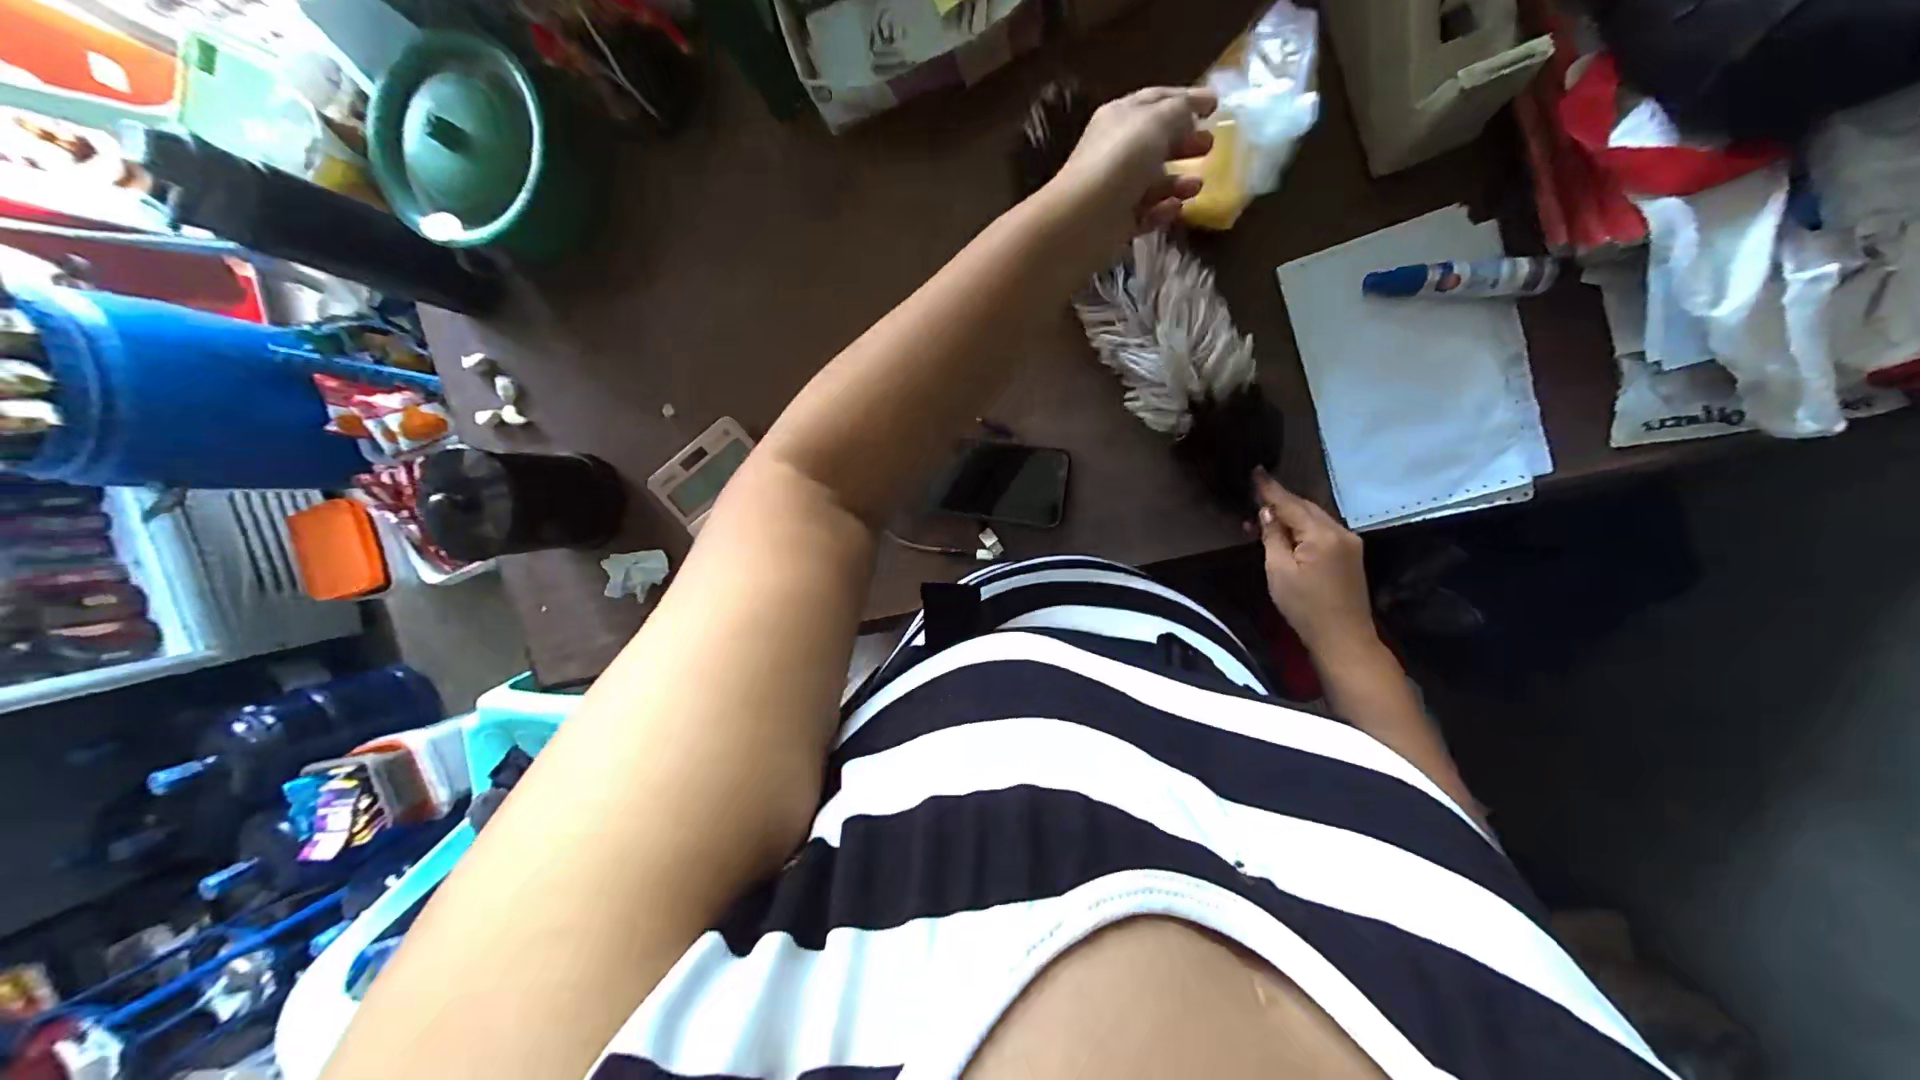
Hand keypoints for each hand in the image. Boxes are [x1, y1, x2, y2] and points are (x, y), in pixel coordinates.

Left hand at [1044, 87, 1215, 247]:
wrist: (1084, 218)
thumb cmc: (1121, 159)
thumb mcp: (1157, 121)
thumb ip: (1180, 111)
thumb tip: (1191, 113)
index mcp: (1121, 116)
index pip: (1157, 100)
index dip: (1187, 99)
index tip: (1215, 104)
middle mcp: (1117, 150)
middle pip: (1156, 143)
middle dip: (1185, 142)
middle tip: (1210, 145)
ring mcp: (1116, 188)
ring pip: (1154, 181)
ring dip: (1179, 181)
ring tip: (1198, 184)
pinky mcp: (1118, 222)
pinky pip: (1146, 213)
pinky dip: (1162, 210)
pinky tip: (1176, 208)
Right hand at [1251, 469, 1378, 662]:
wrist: (1343, 638)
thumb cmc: (1305, 607)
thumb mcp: (1279, 571)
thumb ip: (1273, 537)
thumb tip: (1268, 513)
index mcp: (1322, 534)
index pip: (1290, 504)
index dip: (1270, 489)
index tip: (1255, 471)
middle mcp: (1340, 531)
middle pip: (1305, 507)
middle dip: (1280, 501)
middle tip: (1254, 495)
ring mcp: (1349, 543)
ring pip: (1314, 518)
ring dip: (1291, 515)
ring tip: (1264, 516)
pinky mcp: (1350, 555)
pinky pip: (1322, 531)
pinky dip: (1303, 527)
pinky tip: (1287, 532)